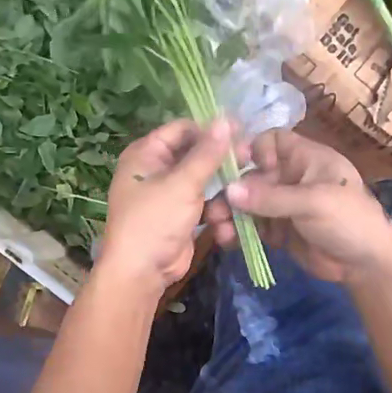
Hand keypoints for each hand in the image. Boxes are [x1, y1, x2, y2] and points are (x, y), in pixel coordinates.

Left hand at [101, 119, 231, 289]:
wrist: (141, 272)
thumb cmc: (155, 220)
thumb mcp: (183, 183)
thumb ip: (207, 153)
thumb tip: (226, 119)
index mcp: (147, 154)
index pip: (183, 129)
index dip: (211, 130)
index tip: (241, 134)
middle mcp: (157, 169)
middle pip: (197, 156)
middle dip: (222, 165)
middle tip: (249, 164)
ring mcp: (170, 194)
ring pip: (206, 183)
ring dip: (223, 195)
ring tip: (237, 204)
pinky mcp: (182, 216)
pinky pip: (205, 205)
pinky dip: (217, 214)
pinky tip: (225, 228)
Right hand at [204, 129, 391, 283]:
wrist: (367, 264)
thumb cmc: (349, 220)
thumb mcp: (313, 202)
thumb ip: (271, 197)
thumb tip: (229, 191)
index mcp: (306, 159)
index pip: (271, 142)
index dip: (253, 151)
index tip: (238, 169)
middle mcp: (292, 178)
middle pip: (252, 176)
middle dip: (232, 191)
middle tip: (214, 210)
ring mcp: (284, 206)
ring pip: (248, 204)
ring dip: (231, 214)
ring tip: (218, 229)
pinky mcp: (279, 231)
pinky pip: (253, 227)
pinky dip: (239, 232)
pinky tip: (227, 241)